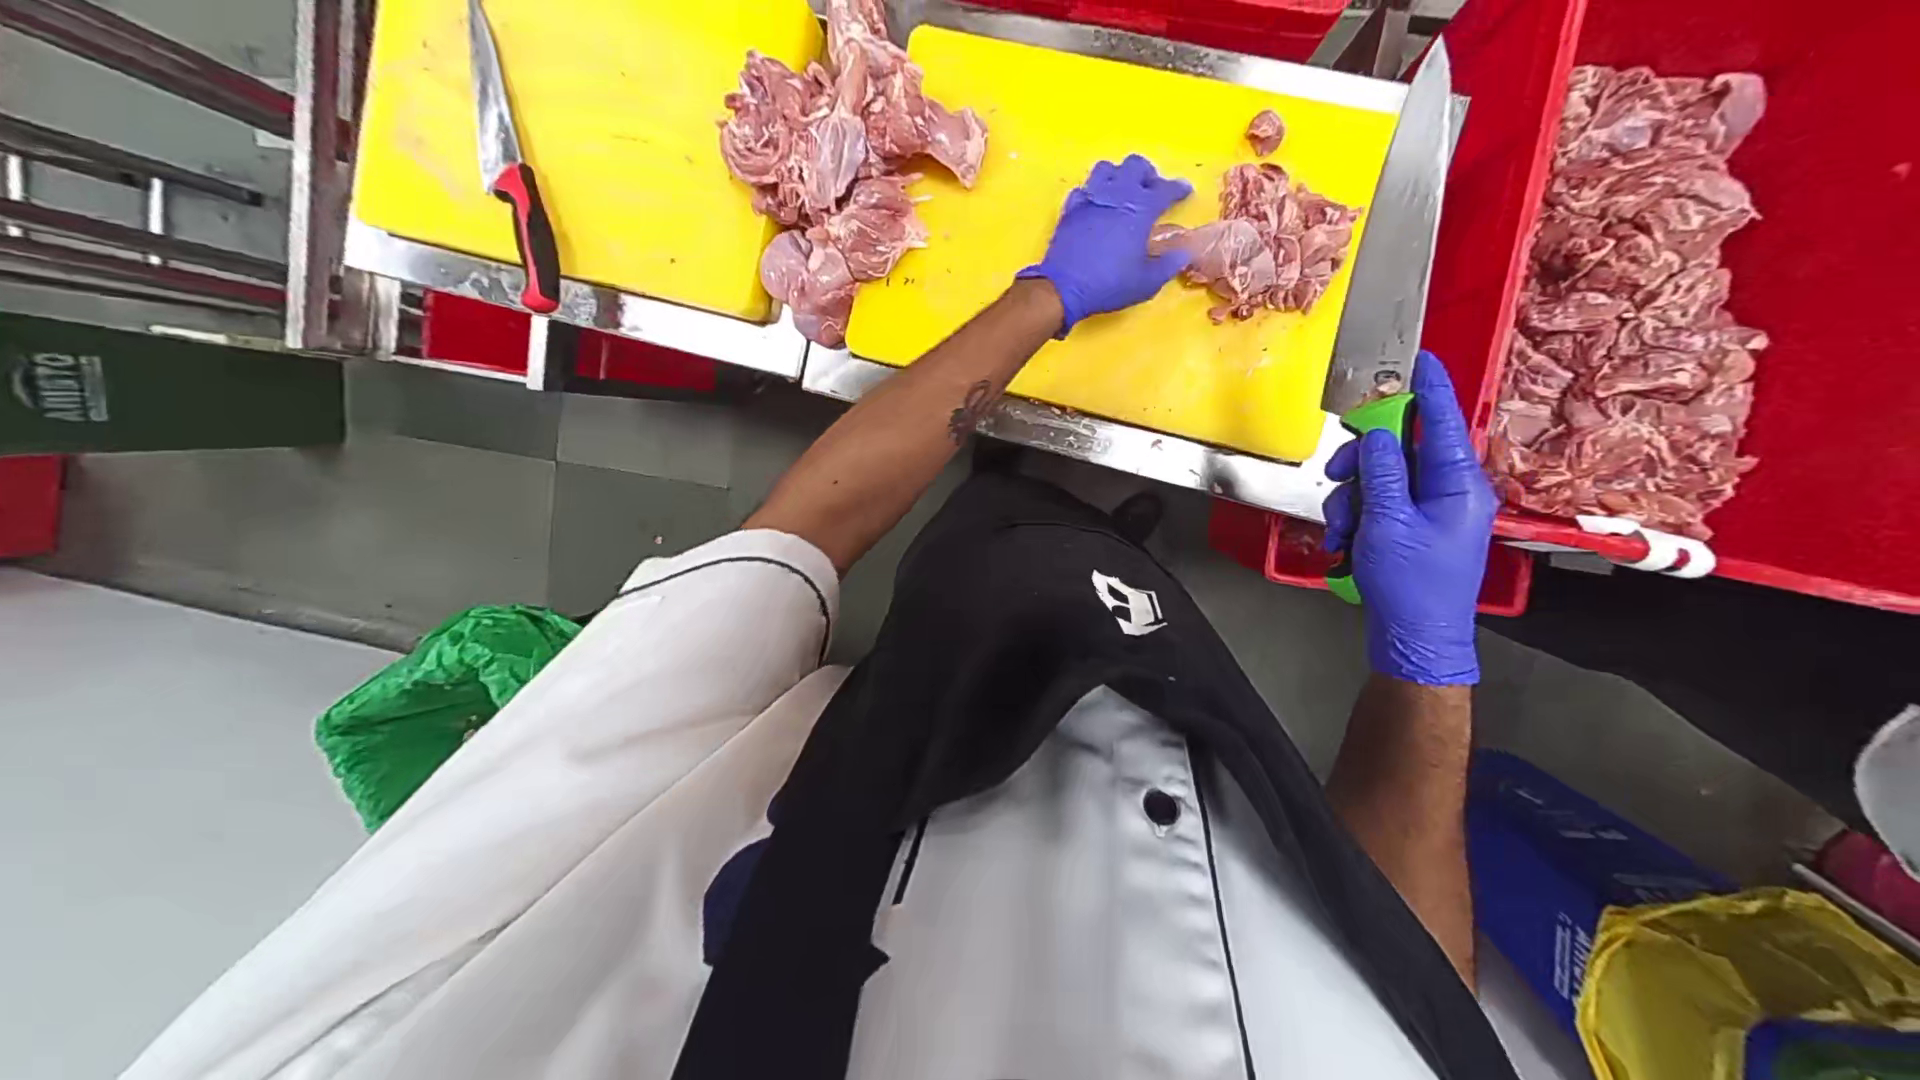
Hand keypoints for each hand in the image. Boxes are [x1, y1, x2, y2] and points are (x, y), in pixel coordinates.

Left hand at [1017, 154, 1192, 335]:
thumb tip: (1183, 253)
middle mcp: (1116, 195)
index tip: (1184, 191)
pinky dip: (1092, 194)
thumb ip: (1168, 265)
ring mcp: (1090, 199)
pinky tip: (1095, 206)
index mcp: (1141, 209)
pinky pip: (1083, 190)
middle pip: (1135, 165)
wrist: (1064, 288)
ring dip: (1118, 175)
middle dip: (1147, 174)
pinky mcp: (1070, 210)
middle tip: (1151, 188)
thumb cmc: (1110, 284)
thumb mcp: (1146, 282)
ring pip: (1106, 169)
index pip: (1165, 189)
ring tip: (1122, 191)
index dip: (1178, 188)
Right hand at [1322, 353, 1497, 685]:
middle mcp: (1448, 492)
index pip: (1444, 423)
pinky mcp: (1409, 529)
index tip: (1421, 359)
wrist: (1415, 636)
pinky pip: (1376, 506)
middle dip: (1363, 463)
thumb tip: (1382, 434)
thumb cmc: (1411, 583)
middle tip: (1338, 477)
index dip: (1431, 389)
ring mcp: (1428, 512)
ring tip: (1342, 530)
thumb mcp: (1389, 523)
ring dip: (1351, 499)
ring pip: (1380, 480)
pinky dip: (1355, 519)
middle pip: (1401, 452)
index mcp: (1458, 485)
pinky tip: (1345, 541)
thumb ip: (1383, 473)